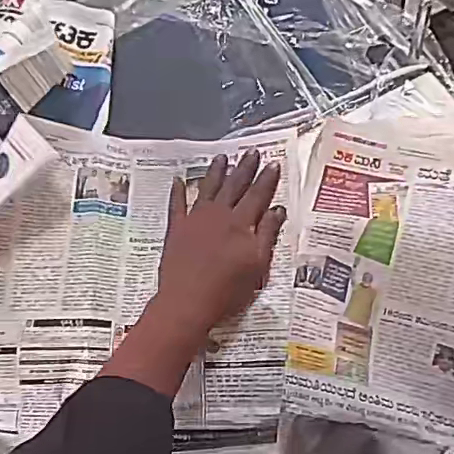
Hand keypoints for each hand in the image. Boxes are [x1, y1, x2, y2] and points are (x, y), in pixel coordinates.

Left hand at [153, 150, 286, 331]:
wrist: (187, 301)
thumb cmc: (228, 289)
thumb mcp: (257, 265)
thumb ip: (267, 234)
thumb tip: (277, 209)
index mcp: (240, 223)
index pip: (257, 196)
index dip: (266, 180)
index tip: (273, 163)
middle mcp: (218, 215)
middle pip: (234, 187)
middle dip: (244, 169)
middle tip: (251, 152)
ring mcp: (194, 220)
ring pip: (207, 189)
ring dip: (215, 173)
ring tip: (221, 158)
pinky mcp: (175, 229)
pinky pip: (176, 205)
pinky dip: (177, 192)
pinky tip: (178, 180)